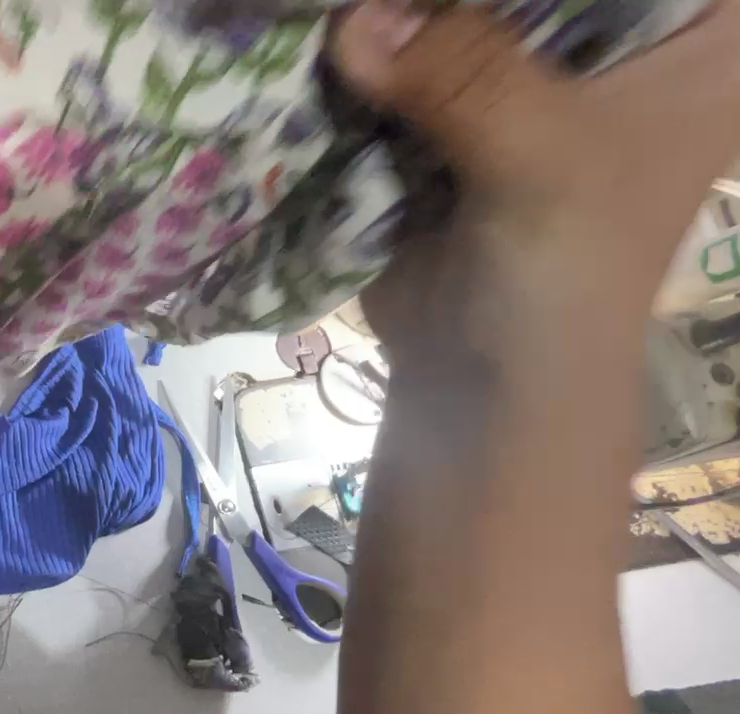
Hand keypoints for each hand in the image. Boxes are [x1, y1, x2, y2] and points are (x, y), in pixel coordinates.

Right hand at [329, 0, 739, 370]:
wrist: (482, 372)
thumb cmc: (561, 268)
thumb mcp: (540, 160)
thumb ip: (462, 81)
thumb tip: (354, 20)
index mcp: (696, 26)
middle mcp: (606, 43)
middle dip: (434, 0)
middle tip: (367, 1)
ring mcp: (515, 88)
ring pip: (449, 26)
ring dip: (391, 27)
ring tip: (327, 16)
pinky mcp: (439, 135)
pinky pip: (399, 84)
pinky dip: (360, 77)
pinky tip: (321, 61)